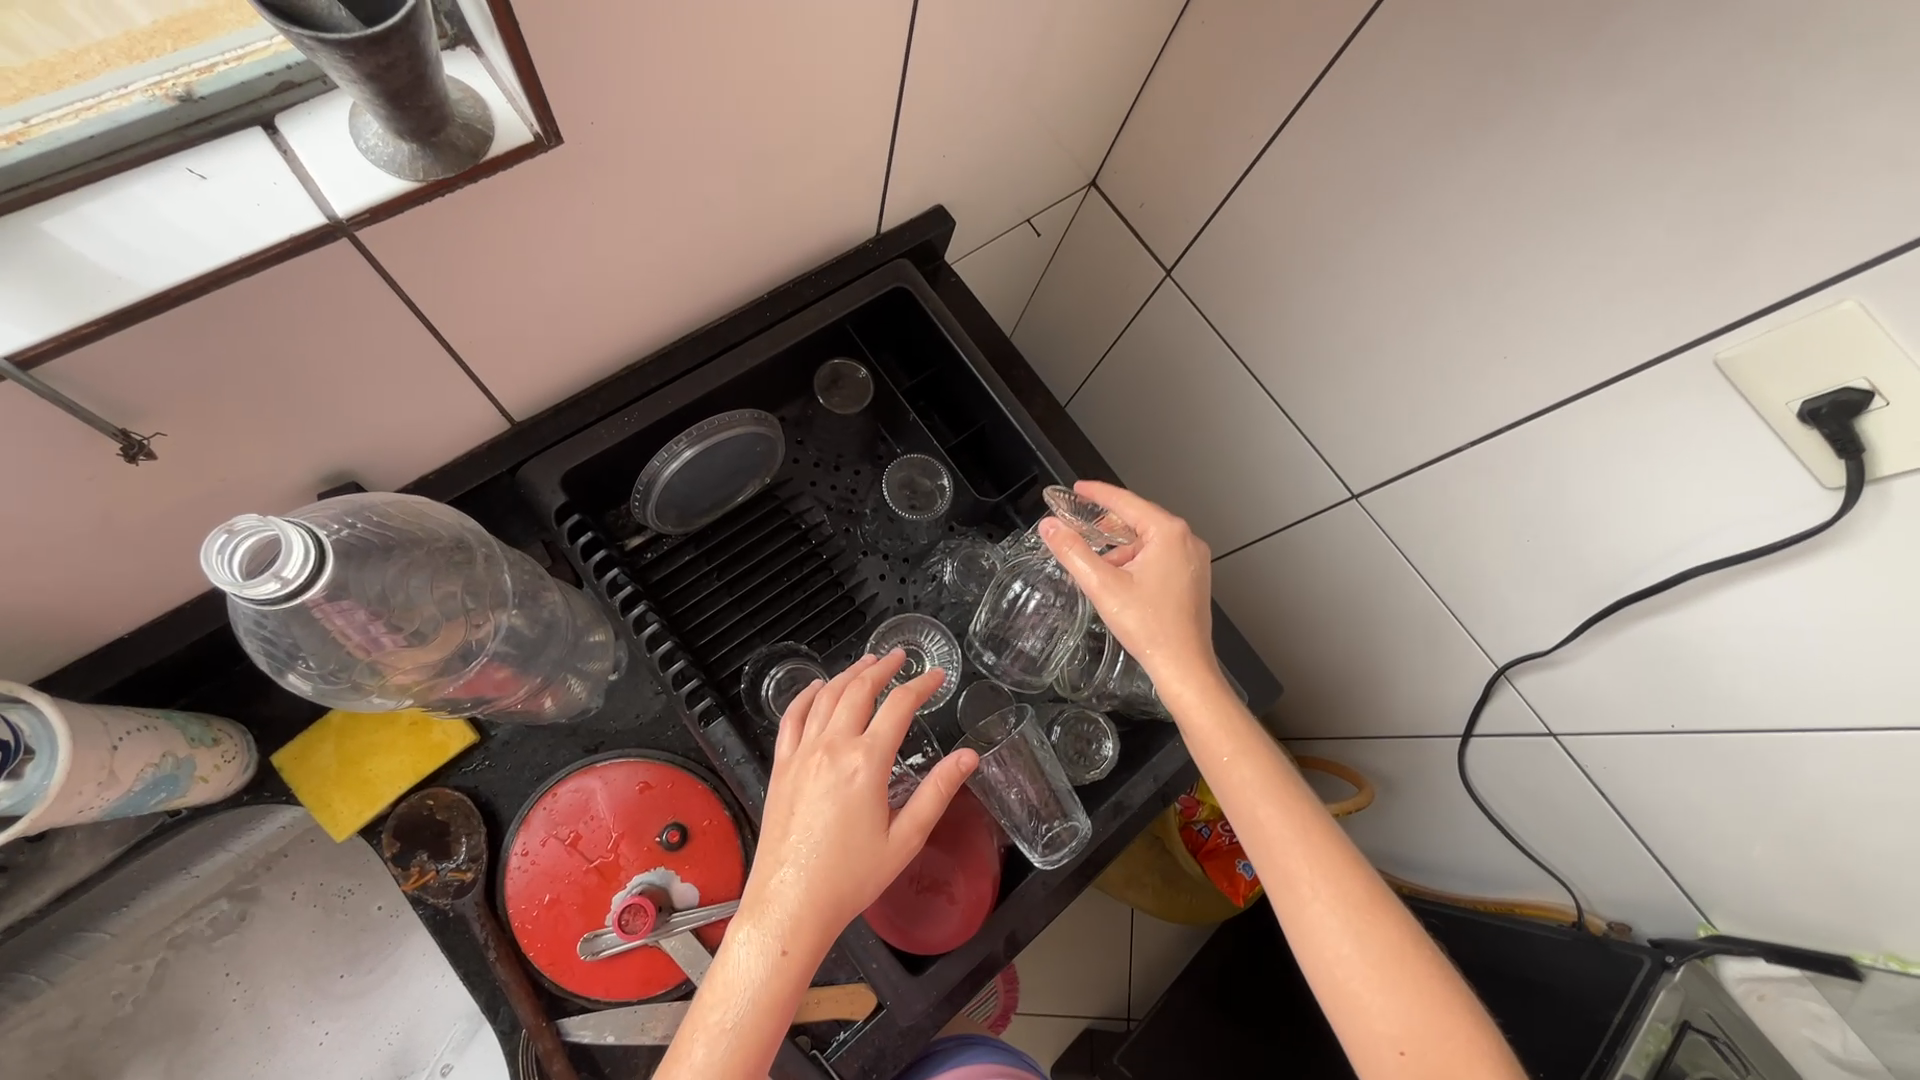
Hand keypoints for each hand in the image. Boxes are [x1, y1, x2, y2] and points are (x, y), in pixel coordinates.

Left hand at [741, 651, 978, 949]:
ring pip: (826, 697)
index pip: (899, 706)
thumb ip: (937, 792)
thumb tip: (968, 758)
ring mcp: (801, 754)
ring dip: (849, 673)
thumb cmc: (850, 879)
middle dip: (883, 667)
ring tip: (867, 662)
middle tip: (901, 656)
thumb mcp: (905, 839)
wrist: (790, 905)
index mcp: (866, 763)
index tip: (936, 676)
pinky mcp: (781, 767)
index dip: (921, 685)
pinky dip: (806, 695)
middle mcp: (831, 748)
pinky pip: (791, 718)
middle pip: (859, 689)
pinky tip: (817, 687)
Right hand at [1041, 480, 1216, 684]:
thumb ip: (1073, 551)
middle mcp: (1186, 540)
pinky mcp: (1192, 577)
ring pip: (1148, 540)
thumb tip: (1051, 527)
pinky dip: (1137, 561)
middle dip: (1107, 523)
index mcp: (1168, 533)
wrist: (1183, 665)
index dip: (1097, 494)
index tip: (1078, 489)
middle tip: (1080, 524)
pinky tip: (1119, 580)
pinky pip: (1160, 556)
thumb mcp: (1102, 585)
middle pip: (1138, 519)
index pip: (1125, 502)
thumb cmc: (1151, 628)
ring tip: (1097, 566)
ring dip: (1121, 548)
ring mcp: (1193, 559)